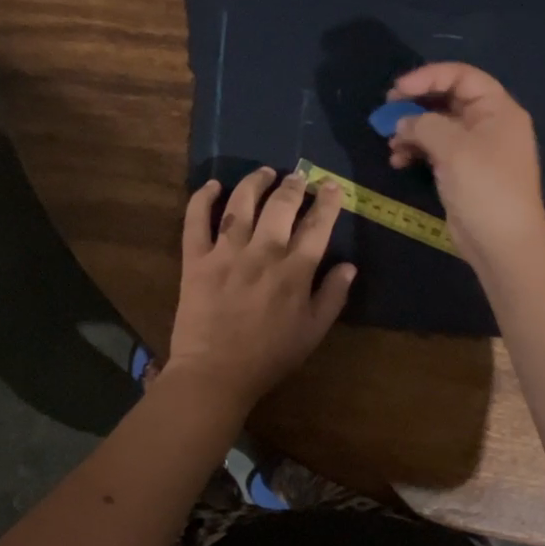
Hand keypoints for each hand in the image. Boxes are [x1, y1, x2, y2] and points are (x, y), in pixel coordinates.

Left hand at [165, 167, 355, 408]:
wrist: (215, 373)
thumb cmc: (269, 357)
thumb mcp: (312, 333)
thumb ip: (332, 296)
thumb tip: (348, 266)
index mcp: (295, 272)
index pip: (317, 226)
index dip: (328, 203)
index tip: (332, 187)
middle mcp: (262, 254)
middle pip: (281, 207)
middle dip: (294, 186)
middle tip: (299, 176)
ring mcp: (226, 254)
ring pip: (241, 205)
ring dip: (254, 183)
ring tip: (264, 172)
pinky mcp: (196, 260)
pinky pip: (196, 221)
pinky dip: (202, 199)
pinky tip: (211, 185)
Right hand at [387, 62, 544, 262]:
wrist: (502, 243)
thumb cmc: (484, 188)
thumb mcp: (453, 148)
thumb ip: (424, 125)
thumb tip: (403, 122)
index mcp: (497, 110)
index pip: (461, 76)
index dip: (427, 77)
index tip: (396, 90)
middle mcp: (488, 124)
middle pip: (447, 99)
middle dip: (415, 104)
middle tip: (387, 112)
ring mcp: (475, 149)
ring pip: (437, 126)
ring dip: (411, 130)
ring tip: (392, 145)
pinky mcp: (462, 171)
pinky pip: (435, 149)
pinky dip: (415, 151)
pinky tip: (398, 161)